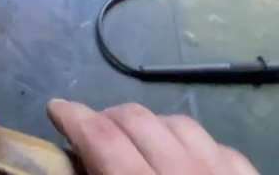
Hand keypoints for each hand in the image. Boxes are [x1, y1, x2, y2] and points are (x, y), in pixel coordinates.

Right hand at [48, 101, 258, 174]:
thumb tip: (83, 160)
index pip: (102, 140)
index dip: (73, 118)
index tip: (56, 109)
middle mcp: (184, 174)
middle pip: (135, 120)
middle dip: (105, 119)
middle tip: (90, 135)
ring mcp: (223, 174)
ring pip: (176, 124)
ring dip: (149, 128)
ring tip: (137, 147)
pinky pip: (218, 146)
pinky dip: (193, 147)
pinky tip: (187, 163)